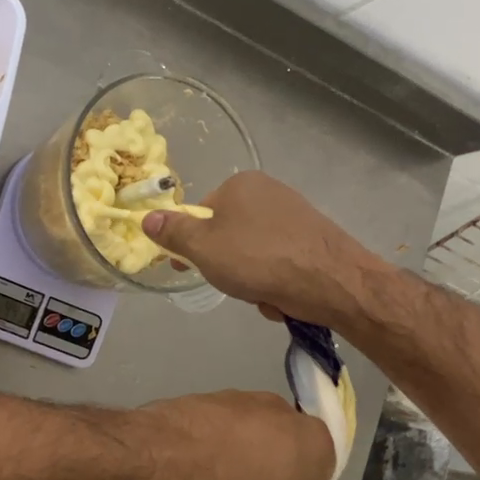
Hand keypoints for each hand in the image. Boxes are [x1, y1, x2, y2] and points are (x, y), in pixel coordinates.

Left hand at [128, 391, 334, 479]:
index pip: (315, 468)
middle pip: (277, 442)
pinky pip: (207, 424)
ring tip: (201, 479)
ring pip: (241, 430)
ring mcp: (236, 397)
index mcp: (315, 443)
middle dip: (261, 463)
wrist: (162, 461)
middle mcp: (281, 410)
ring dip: (227, 450)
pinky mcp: (197, 394)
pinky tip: (181, 464)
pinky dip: (199, 441)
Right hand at [142, 171, 381, 328]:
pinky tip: (281, 294)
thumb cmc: (258, 259)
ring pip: (251, 252)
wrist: (332, 281)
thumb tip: (146, 217)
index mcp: (241, 185)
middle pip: (226, 233)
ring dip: (249, 277)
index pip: (200, 214)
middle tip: (232, 283)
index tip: (190, 268)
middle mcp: (269, 191)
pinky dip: (273, 279)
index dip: (190, 244)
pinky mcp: (313, 238)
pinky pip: (277, 261)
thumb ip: (172, 232)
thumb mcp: (203, 248)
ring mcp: (294, 214)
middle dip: (224, 264)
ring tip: (260, 292)